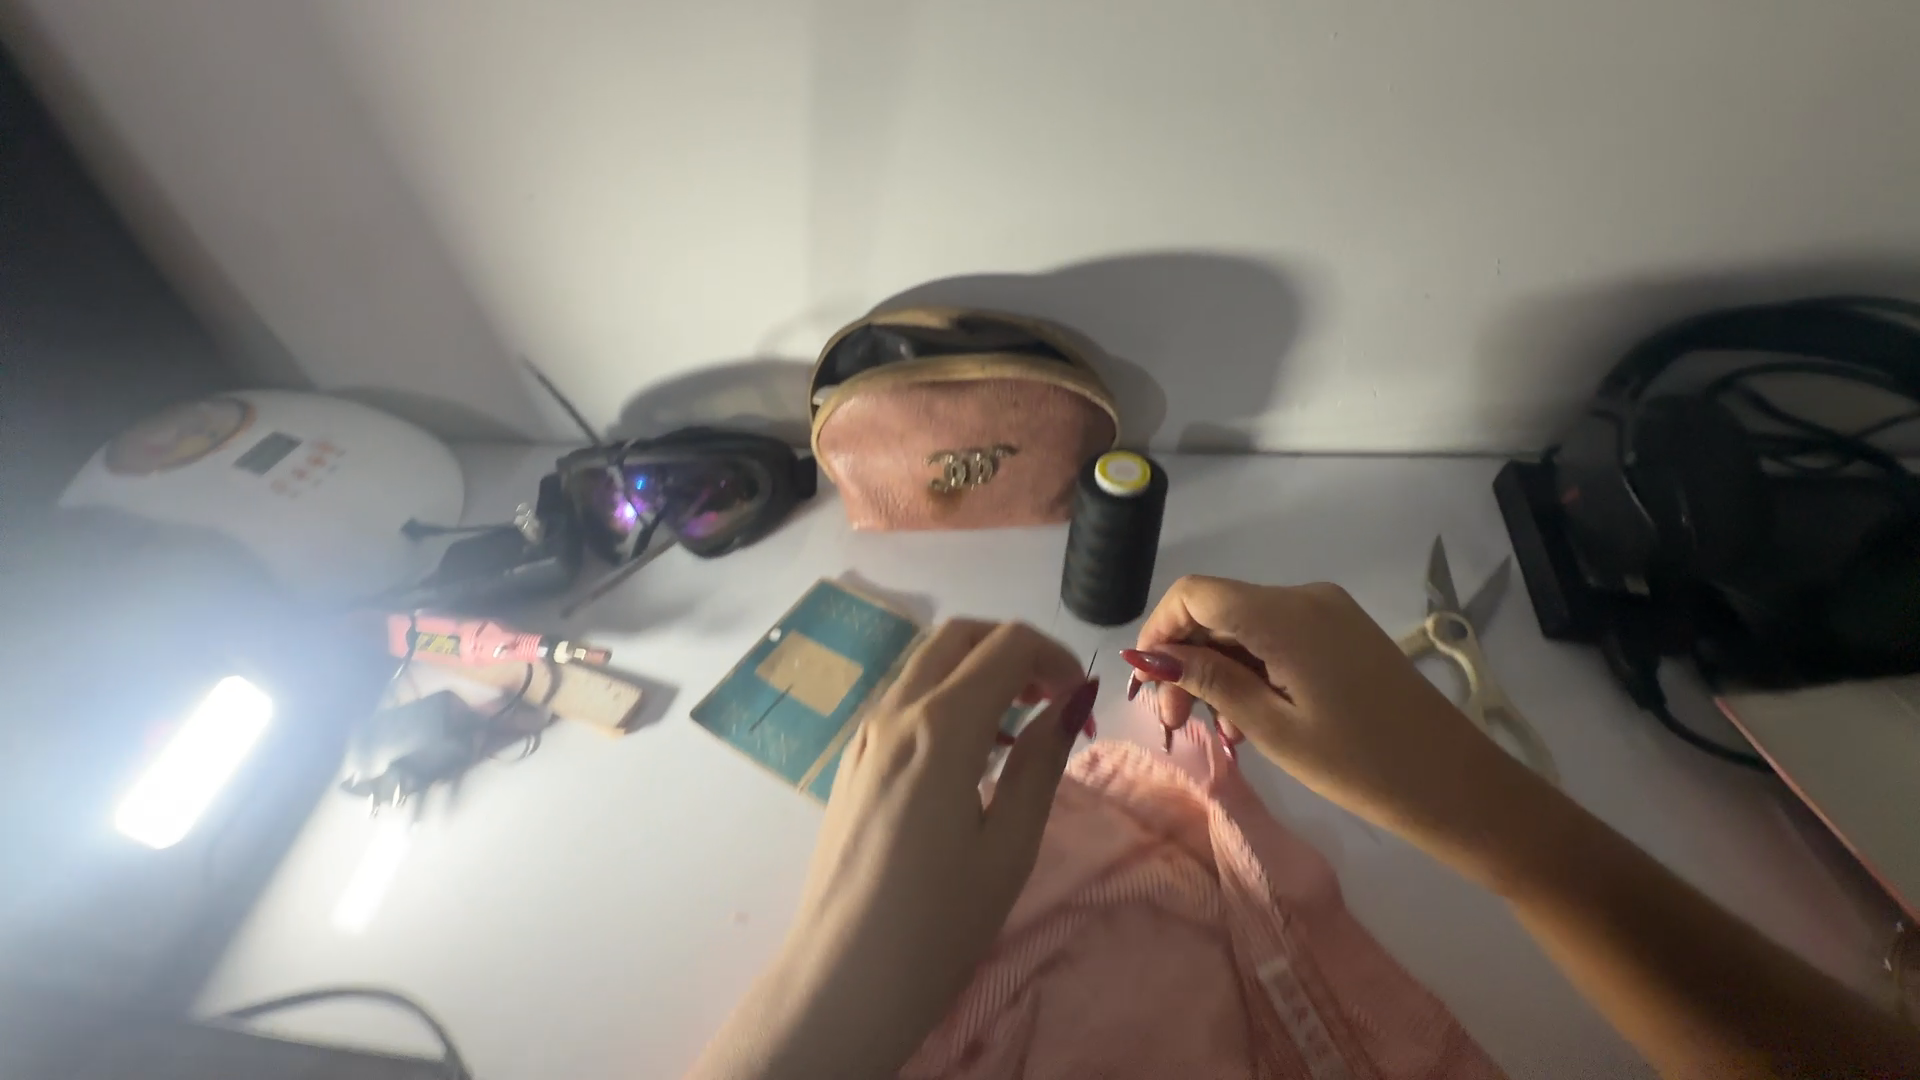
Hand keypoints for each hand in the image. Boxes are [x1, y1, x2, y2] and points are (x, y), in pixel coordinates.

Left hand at [686, 620, 1098, 1079]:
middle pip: (960, 635)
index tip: (1078, 700)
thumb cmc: (938, 921)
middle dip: (1013, 649)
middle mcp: (896, 712)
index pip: (1006, 645)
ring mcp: (866, 732)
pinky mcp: (854, 758)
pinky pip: (905, 697)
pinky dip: (946, 694)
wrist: (842, 978)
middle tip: (1050, 697)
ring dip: (978, 668)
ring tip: (1016, 725)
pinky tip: (969, 752)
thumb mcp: (1010, 845)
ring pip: (928, 661)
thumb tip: (1068, 703)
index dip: (1054, 657)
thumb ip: (1041, 762)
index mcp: (940, 727)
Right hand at [1124, 575, 1540, 851]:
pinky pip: (1274, 637)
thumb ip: (1207, 680)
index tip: (1148, 681)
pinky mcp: (1340, 632)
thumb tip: (1149, 655)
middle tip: (1174, 723)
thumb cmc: (1363, 764)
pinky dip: (1250, 670)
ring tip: (1215, 730)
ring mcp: (1326, 612)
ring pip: (1243, 628)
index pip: (1194, 593)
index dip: (1159, 629)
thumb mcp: (1273, 727)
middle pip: (1217, 612)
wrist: (1463, 788)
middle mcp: (1303, 597)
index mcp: (1285, 614)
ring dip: (1216, 671)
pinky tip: (1248, 717)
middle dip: (1185, 661)